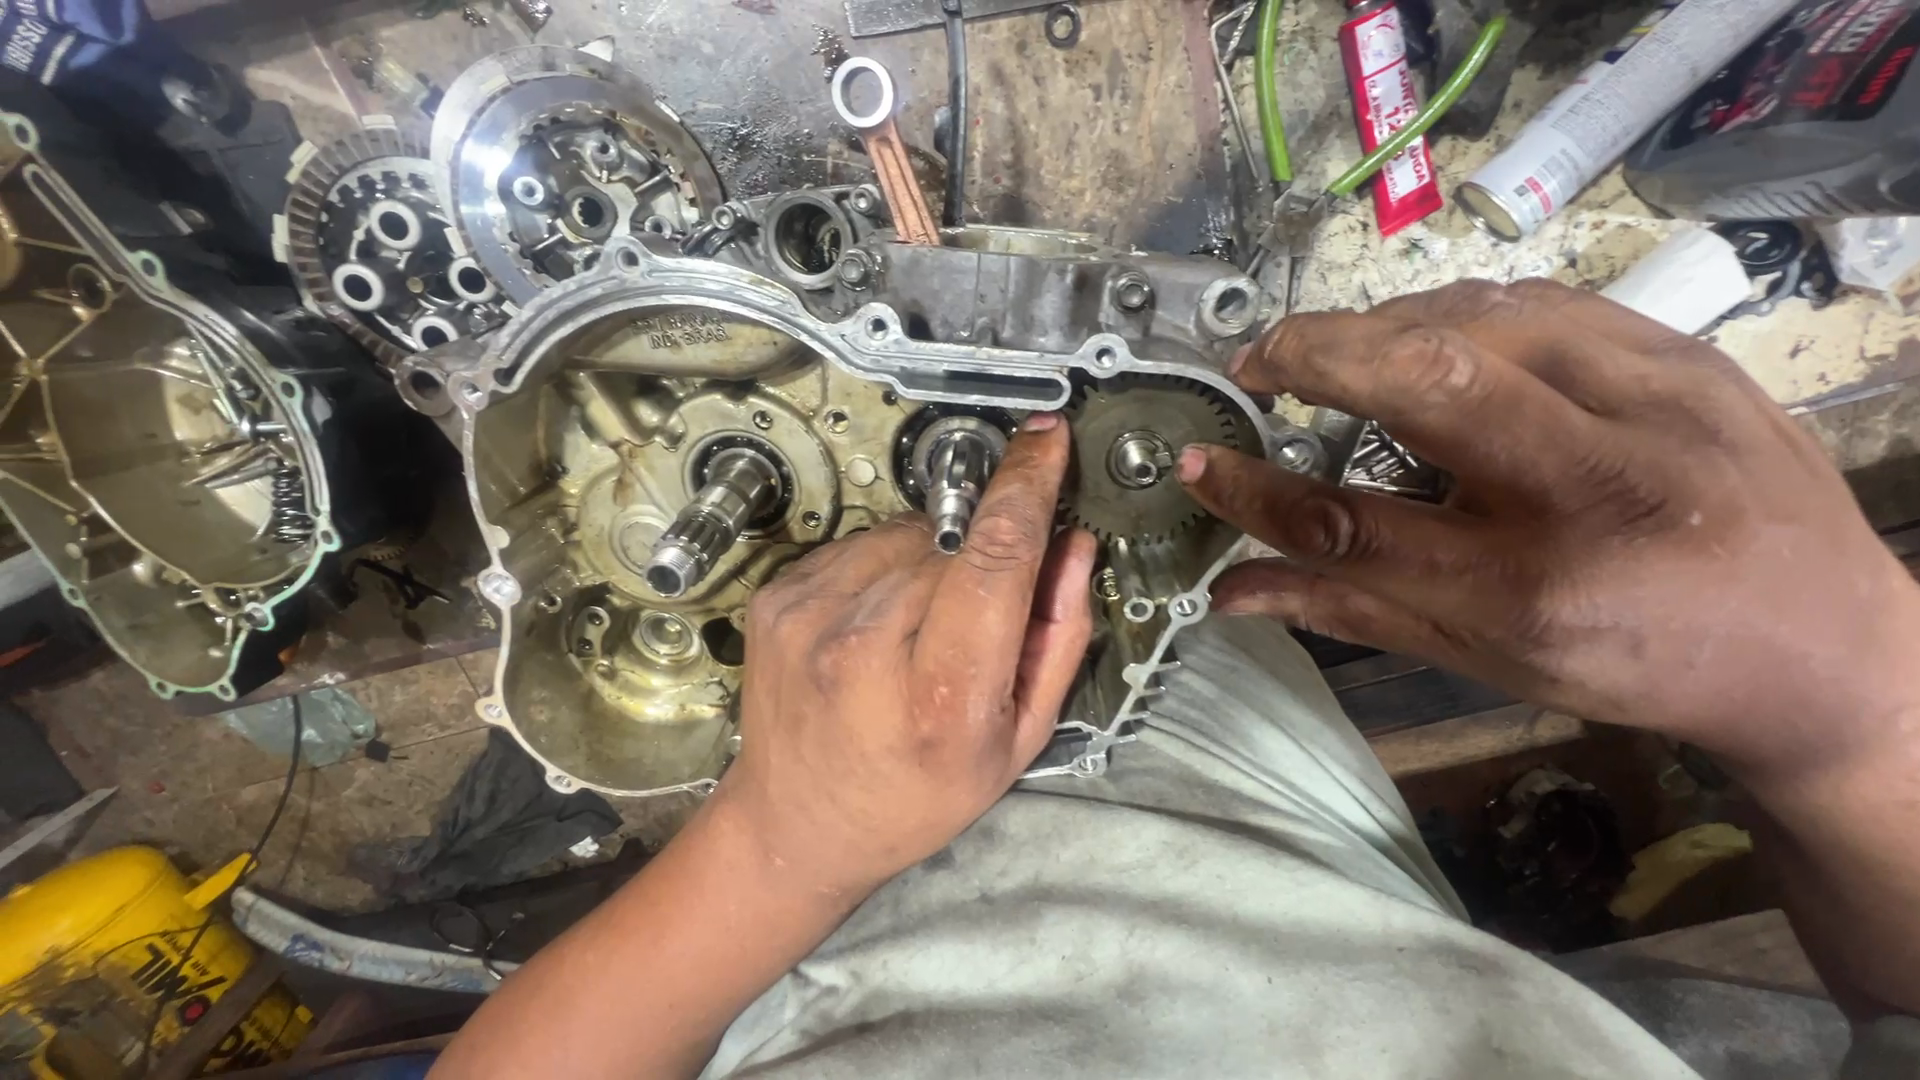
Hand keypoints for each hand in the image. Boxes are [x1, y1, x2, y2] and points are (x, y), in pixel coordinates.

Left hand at [711, 415, 1097, 898]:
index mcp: (939, 695)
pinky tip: (880, 621)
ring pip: (907, 532)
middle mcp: (863, 646)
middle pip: (953, 539)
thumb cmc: (916, 794)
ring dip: (933, 558)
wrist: (797, 821)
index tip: (1046, 440)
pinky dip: (887, 565)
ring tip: (922, 625)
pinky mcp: (779, 596)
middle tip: (975, 613)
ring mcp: (809, 615)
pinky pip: (861, 543)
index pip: (995, 558)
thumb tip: (1071, 546)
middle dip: (982, 552)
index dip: (1028, 486)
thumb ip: (1056, 637)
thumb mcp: (1017, 741)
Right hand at [1177, 279, 1919, 773]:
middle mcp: (1592, 490)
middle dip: (1316, 356)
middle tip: (1255, 364)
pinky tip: (1414, 336)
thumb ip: (1342, 609)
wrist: (1823, 644)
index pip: (1353, 525)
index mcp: (1528, 590)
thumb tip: (1226, 591)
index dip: (1255, 492)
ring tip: (1326, 353)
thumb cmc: (1627, 663)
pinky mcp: (1685, 354)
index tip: (1199, 462)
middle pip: (1427, 384)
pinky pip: (1537, 302)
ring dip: (1376, 327)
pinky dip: (1449, 311)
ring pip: (1479, 322)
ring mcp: (1652, 406)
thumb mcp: (1476, 656)